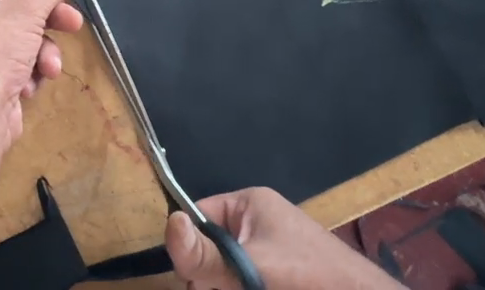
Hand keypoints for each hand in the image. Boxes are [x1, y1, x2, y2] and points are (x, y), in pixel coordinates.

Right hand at [167, 187, 402, 289]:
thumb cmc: (316, 281)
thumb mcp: (257, 268)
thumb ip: (210, 256)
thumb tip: (169, 224)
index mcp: (249, 204)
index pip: (198, 218)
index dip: (191, 251)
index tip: (197, 283)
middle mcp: (258, 225)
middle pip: (212, 254)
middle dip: (214, 283)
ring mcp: (274, 258)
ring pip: (230, 278)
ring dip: (229, 289)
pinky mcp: (284, 281)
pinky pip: (252, 283)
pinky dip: (249, 289)